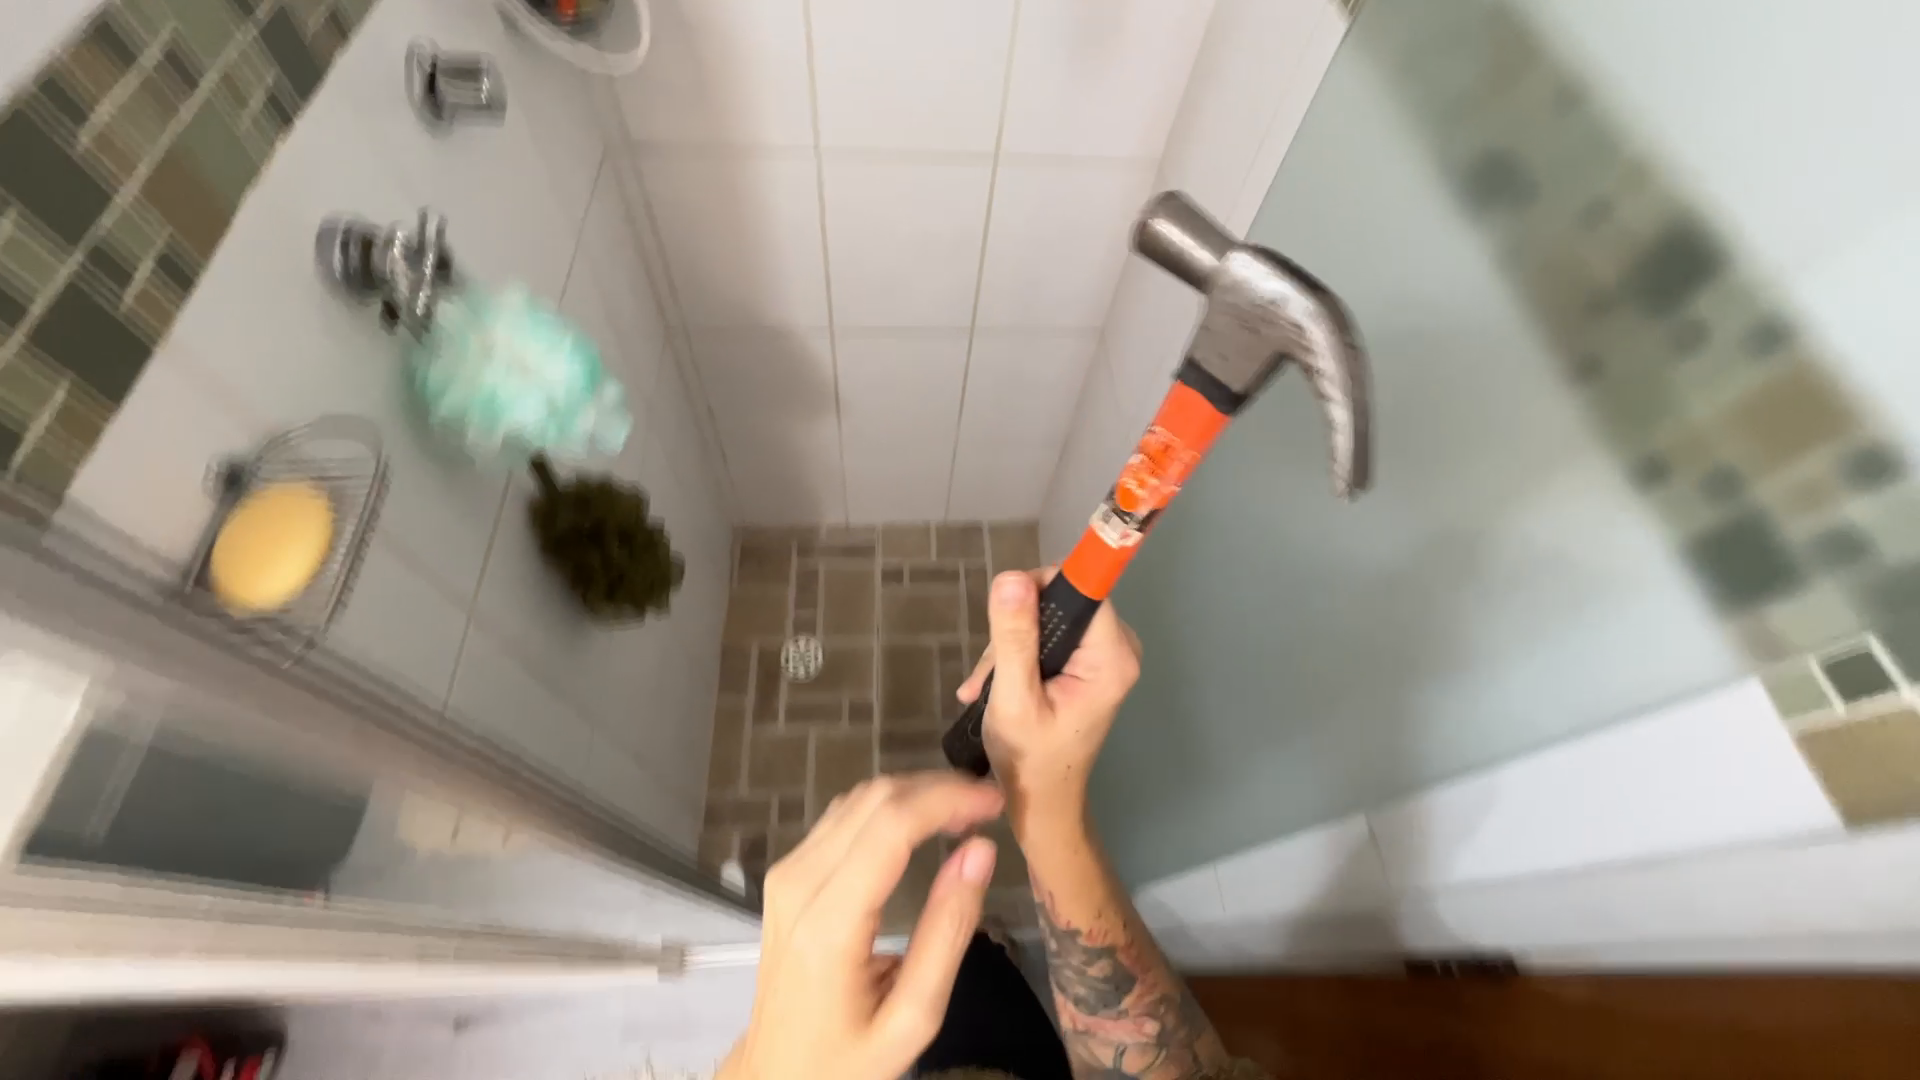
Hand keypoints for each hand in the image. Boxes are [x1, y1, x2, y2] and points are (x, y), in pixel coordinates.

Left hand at [719, 772, 1003, 1079]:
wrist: (776, 1075)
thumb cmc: (848, 1058)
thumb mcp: (913, 1017)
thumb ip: (948, 932)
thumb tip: (980, 851)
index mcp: (829, 922)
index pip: (891, 825)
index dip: (947, 798)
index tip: (993, 800)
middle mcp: (800, 882)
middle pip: (874, 800)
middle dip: (937, 788)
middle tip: (986, 803)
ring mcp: (787, 872)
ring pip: (858, 798)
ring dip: (915, 791)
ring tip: (965, 808)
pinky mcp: (788, 871)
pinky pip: (844, 816)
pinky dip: (890, 805)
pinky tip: (923, 818)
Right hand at [958, 569, 1140, 829]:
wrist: (1041, 802)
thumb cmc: (1029, 759)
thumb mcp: (1013, 698)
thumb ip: (1014, 639)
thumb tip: (1012, 577)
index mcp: (1111, 658)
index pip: (1082, 588)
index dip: (1040, 589)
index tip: (1005, 616)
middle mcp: (1118, 650)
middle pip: (1063, 600)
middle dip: (1017, 625)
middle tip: (990, 670)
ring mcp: (1104, 656)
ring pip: (1050, 617)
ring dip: (1011, 644)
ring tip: (987, 685)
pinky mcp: (1089, 664)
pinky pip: (1051, 634)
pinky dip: (1019, 653)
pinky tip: (993, 684)